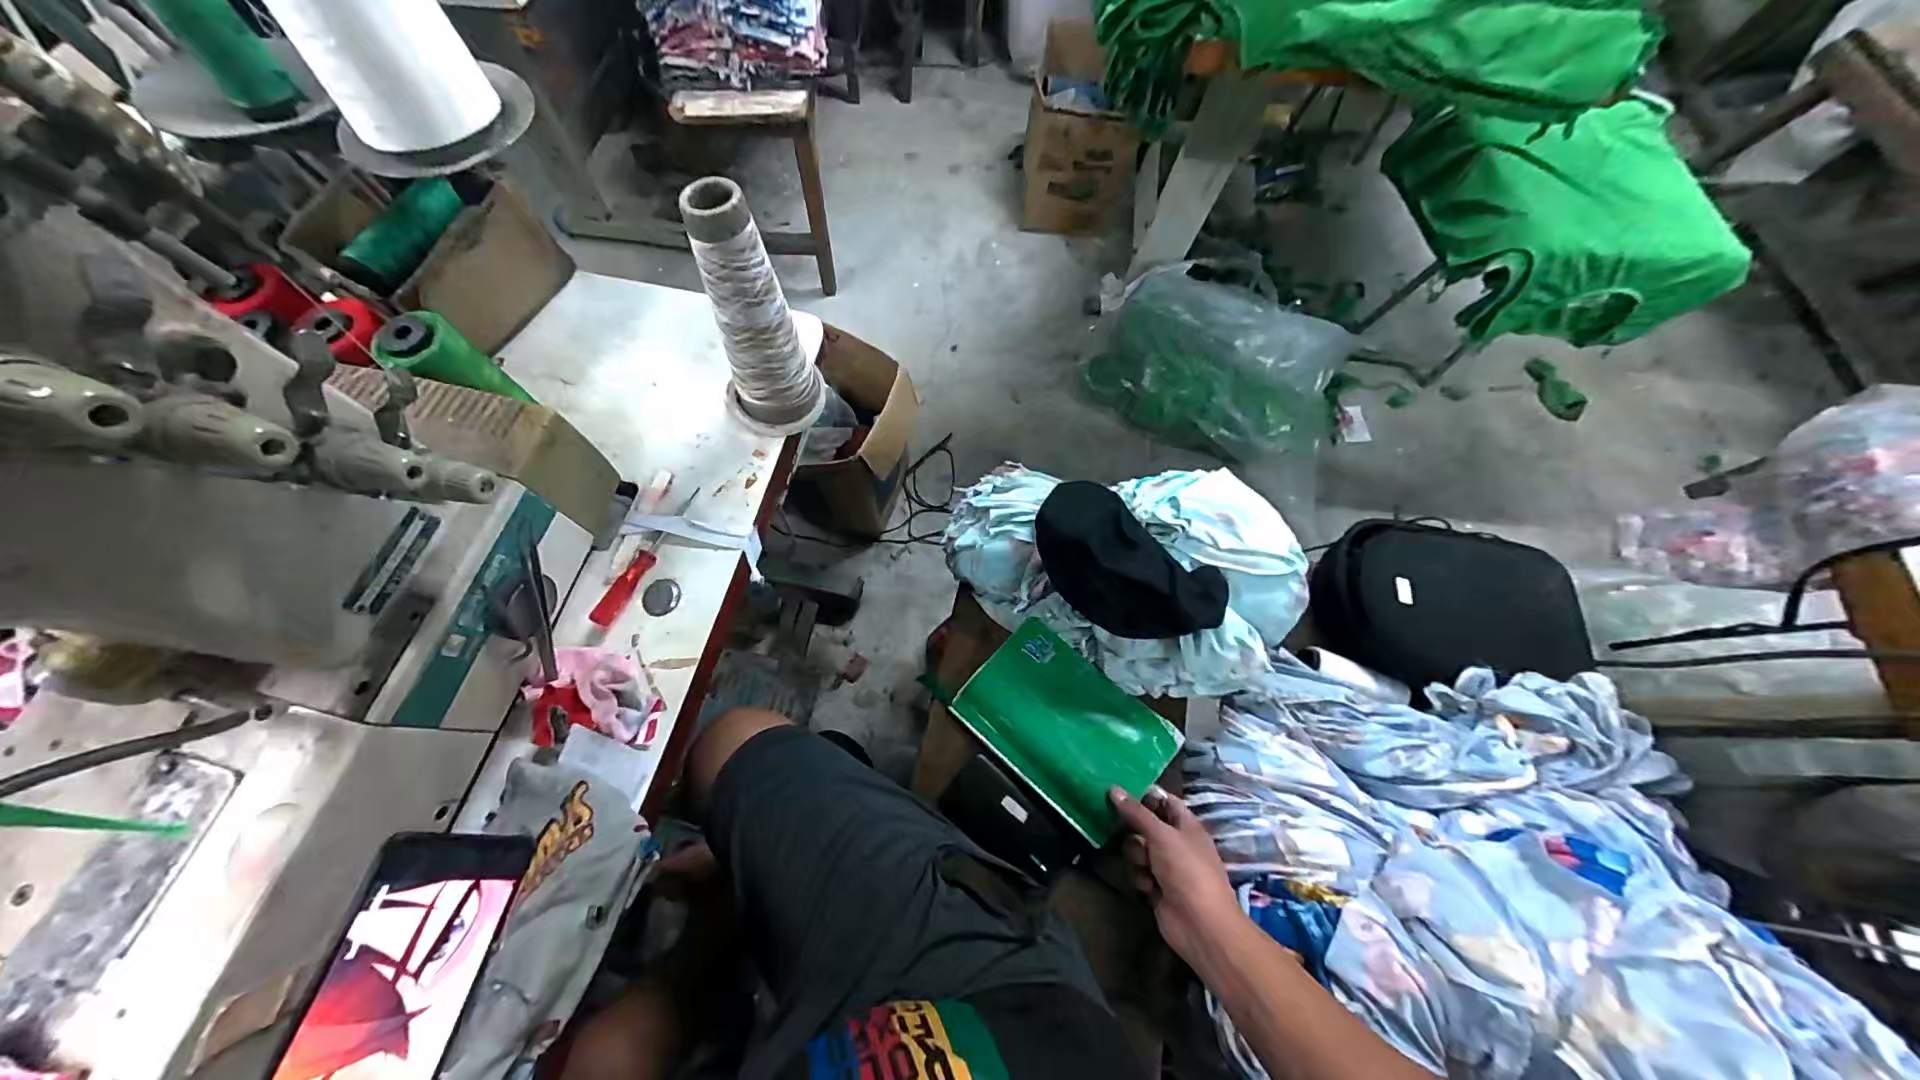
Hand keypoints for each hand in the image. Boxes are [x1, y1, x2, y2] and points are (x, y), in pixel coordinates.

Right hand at [1109, 784, 1244, 962]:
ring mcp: (1166, 867)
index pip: (1163, 801)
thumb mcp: (1161, 835)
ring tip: (1144, 867)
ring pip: (1137, 850)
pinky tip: (1147, 888)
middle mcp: (1176, 843)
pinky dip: (1140, 878)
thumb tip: (1113, 788)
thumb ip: (1136, 813)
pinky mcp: (1157, 888)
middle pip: (1144, 826)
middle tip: (1127, 833)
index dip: (1144, 796)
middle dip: (1134, 832)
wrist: (1200, 925)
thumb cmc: (1187, 871)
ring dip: (1136, 857)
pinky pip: (1138, 873)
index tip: (1119, 793)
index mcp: (1185, 825)